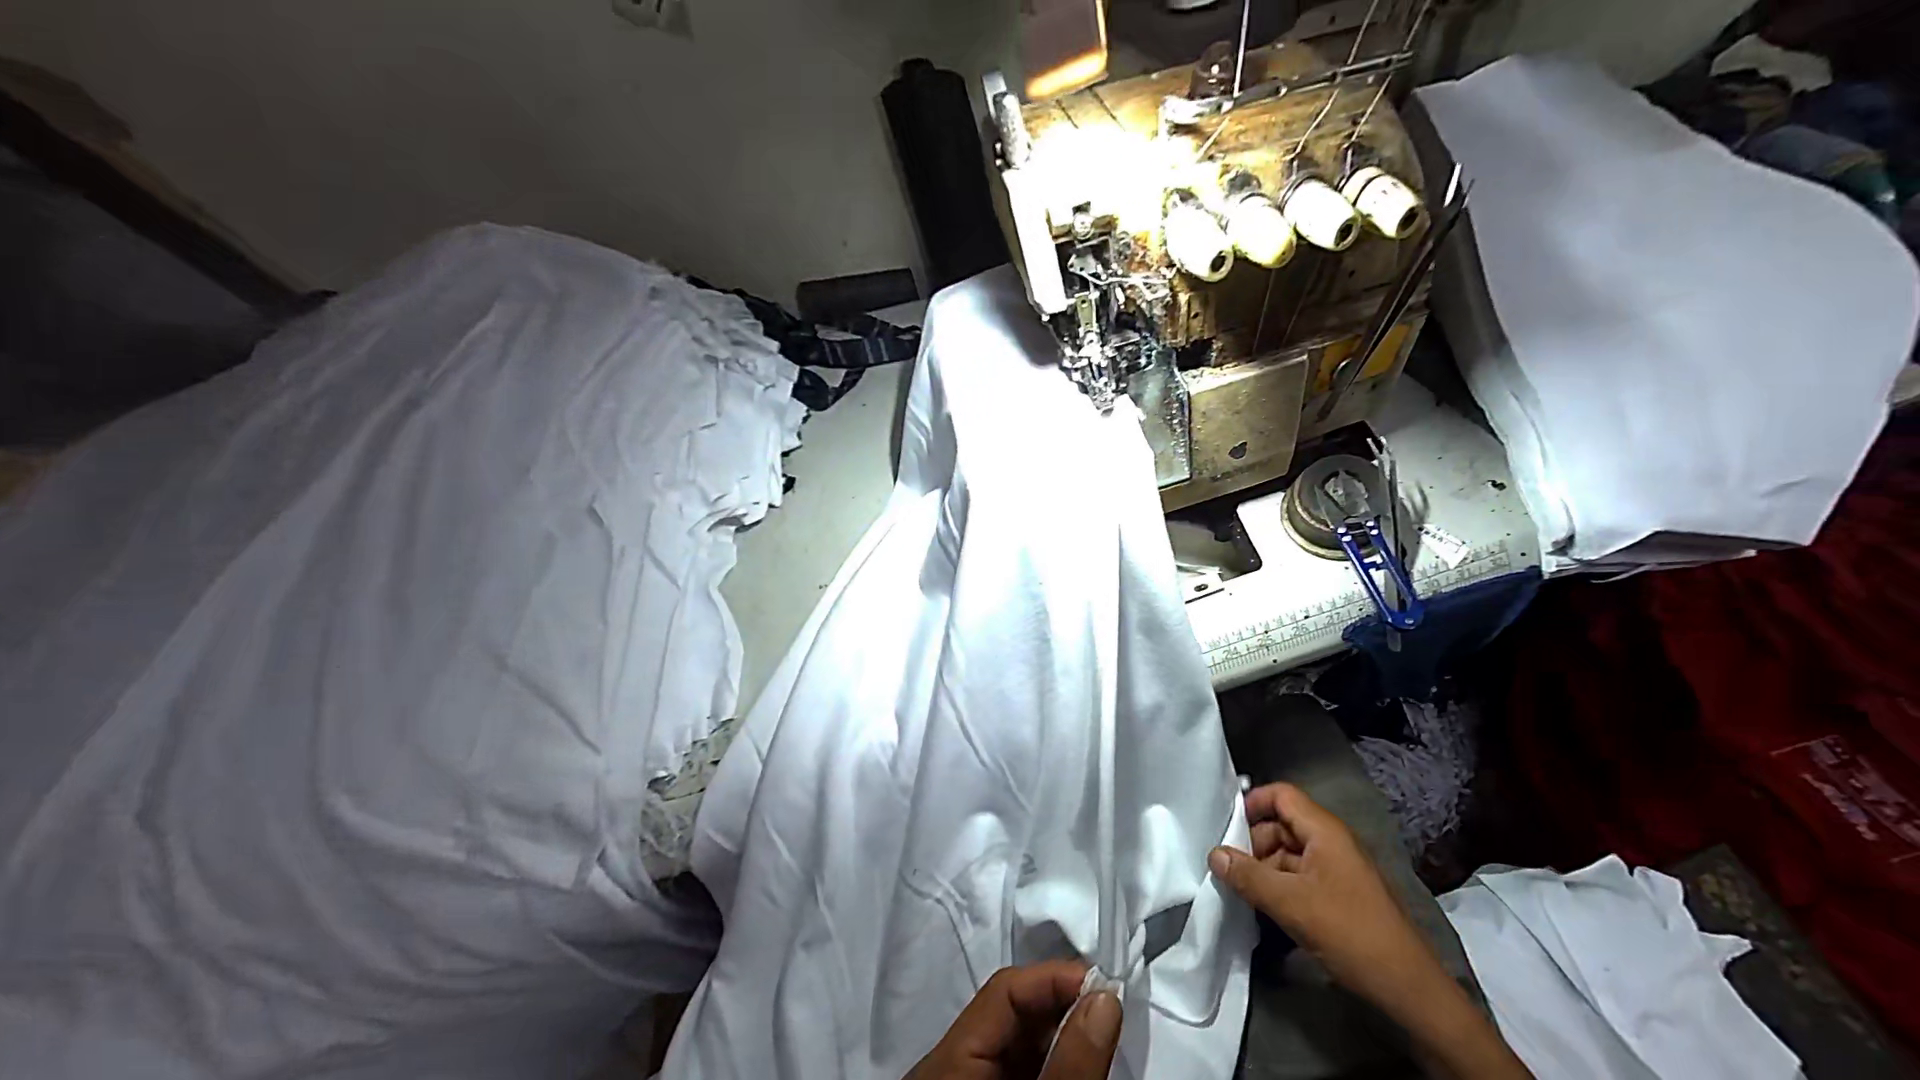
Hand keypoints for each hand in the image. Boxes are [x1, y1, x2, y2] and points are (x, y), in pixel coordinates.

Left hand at [904, 960, 1123, 1079]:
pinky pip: (1019, 1066)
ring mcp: (965, 1079)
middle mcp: (951, 1062)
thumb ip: (1070, 1062)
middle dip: (1063, 1005)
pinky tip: (1079, 1061)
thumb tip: (1108, 997)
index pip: (1003, 989)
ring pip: (1019, 1041)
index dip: (1055, 979)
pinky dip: (1052, 1062)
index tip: (1106, 986)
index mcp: (948, 1056)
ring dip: (1062, 1033)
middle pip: (1011, 1013)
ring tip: (1102, 1032)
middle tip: (1111, 1010)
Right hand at [1209, 784, 1531, 1079]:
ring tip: (1242, 892)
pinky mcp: (1339, 897)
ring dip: (1263, 869)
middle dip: (1252, 843)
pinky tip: (1264, 909)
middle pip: (1281, 825)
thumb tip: (1214, 854)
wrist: (1408, 989)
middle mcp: (1331, 843)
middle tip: (1229, 868)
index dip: (1252, 803)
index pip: (1282, 795)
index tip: (1225, 826)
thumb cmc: (1350, 932)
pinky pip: (1299, 878)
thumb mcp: (1291, 903)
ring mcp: (1337, 871)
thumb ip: (1248, 876)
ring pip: (1288, 855)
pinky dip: (1279, 887)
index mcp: (1325, 832)